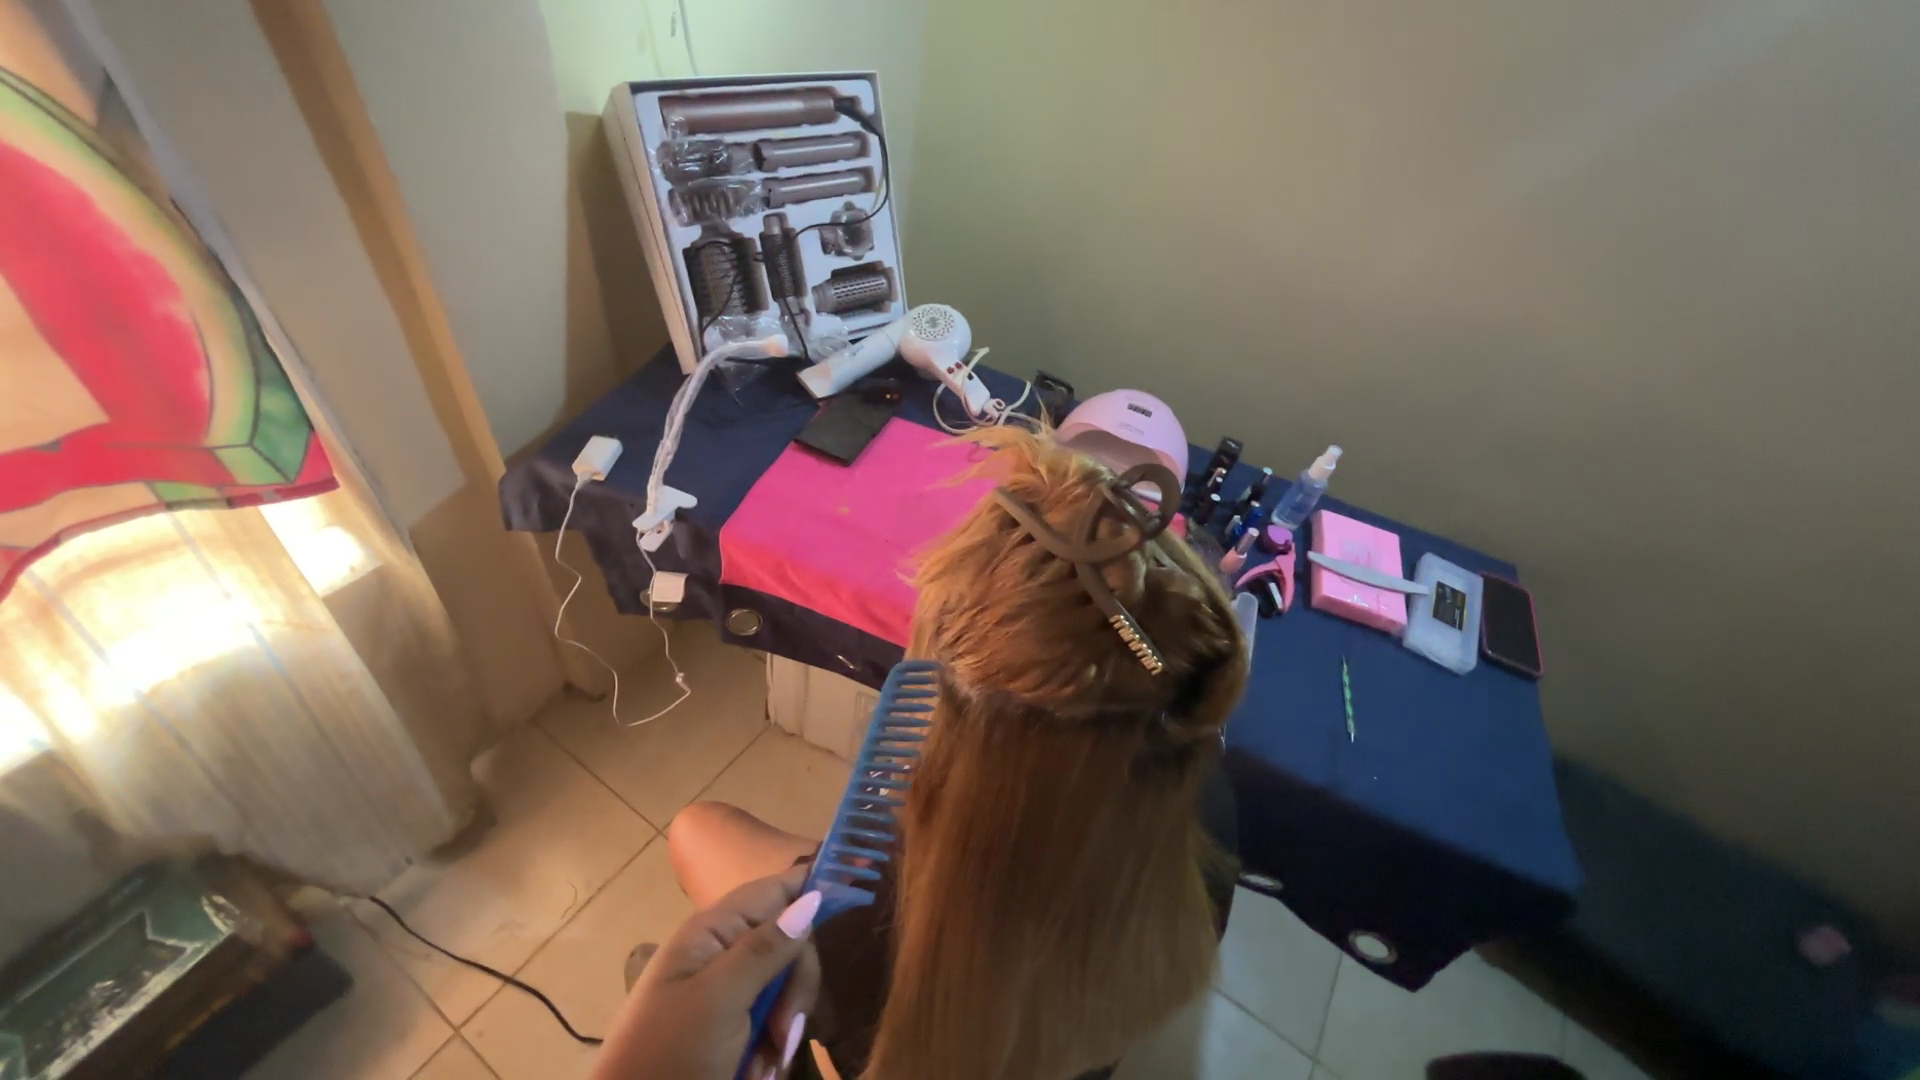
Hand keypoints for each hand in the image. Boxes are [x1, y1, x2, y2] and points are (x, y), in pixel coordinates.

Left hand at [592, 865, 822, 1079]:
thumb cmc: (667, 1061)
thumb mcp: (718, 1001)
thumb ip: (766, 948)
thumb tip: (812, 896)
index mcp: (712, 932)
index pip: (775, 889)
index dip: (814, 885)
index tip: (861, 878)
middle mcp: (723, 953)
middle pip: (790, 942)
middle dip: (796, 988)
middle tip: (784, 1031)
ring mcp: (730, 993)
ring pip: (788, 987)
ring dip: (785, 1027)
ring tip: (764, 1068)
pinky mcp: (735, 1030)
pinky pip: (775, 1023)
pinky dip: (772, 1050)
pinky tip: (757, 1074)